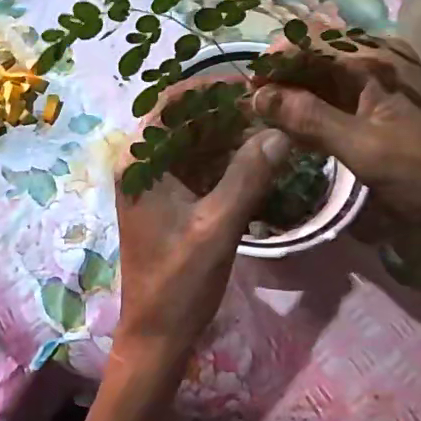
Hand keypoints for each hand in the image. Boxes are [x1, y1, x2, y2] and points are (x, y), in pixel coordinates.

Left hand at [112, 99, 289, 366]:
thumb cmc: (179, 282)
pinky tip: (257, 157)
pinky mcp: (168, 199)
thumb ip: (247, 176)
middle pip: (183, 119)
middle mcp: (141, 163)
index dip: (210, 89)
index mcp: (140, 162)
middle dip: (225, 111)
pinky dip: (224, 158)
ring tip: (272, 129)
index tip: (252, 86)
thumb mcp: (217, 227)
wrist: (156, 335)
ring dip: (228, 134)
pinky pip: (196, 165)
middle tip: (273, 109)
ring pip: (192, 141)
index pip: (171, 104)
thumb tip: (280, 133)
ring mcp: (153, 181)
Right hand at [250, 36, 420, 249]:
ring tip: (266, 119)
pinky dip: (312, 109)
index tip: (249, 88)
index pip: (311, 39)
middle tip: (254, 107)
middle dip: (281, 76)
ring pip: (322, 76)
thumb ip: (308, 118)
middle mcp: (378, 60)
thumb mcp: (363, 147)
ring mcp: (382, 82)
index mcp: (377, 60)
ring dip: (293, 94)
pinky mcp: (382, 103)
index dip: (275, 59)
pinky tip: (295, 131)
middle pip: (314, 54)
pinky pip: (336, 96)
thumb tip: (257, 95)